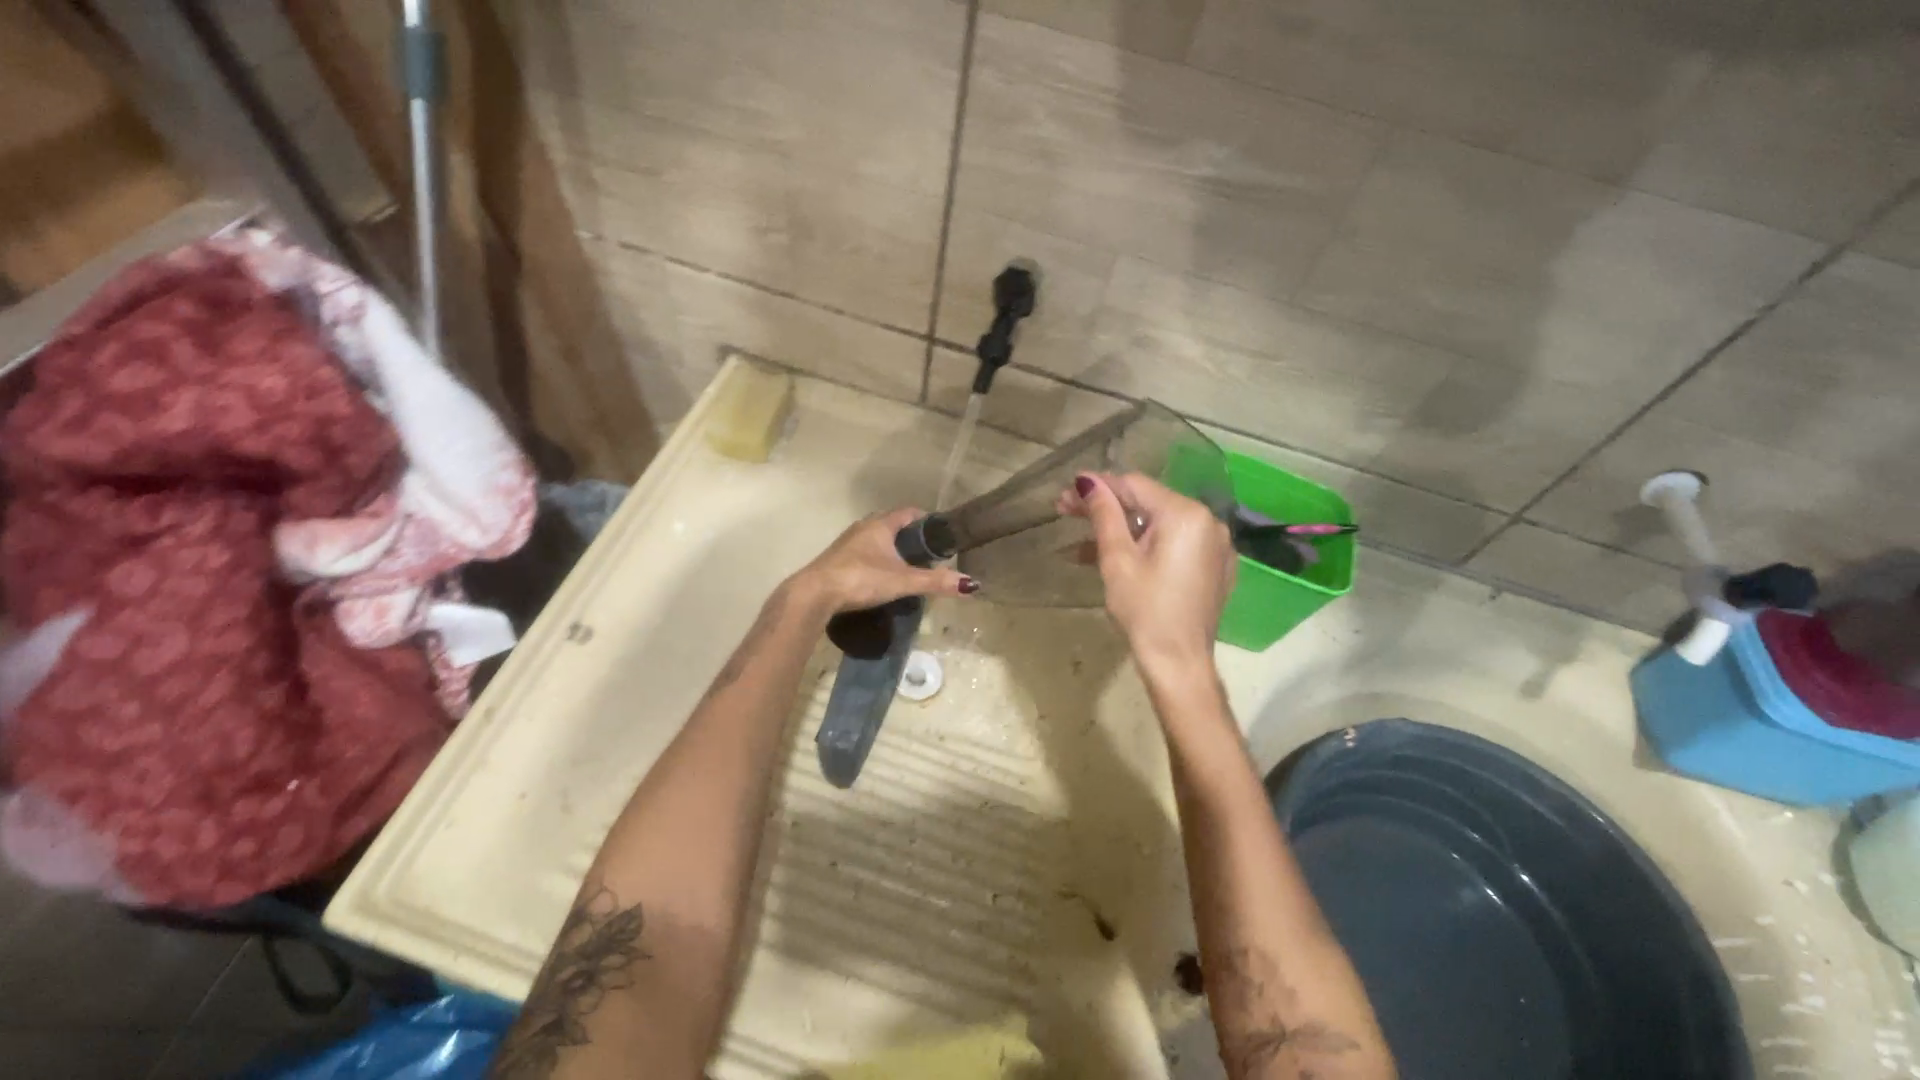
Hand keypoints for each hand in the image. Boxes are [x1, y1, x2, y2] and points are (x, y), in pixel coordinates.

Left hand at [788, 508, 975, 614]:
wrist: (815, 594)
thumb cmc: (861, 579)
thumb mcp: (903, 581)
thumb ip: (936, 582)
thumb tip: (972, 584)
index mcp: (880, 525)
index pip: (909, 512)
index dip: (926, 520)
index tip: (941, 534)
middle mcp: (863, 527)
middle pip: (892, 525)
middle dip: (911, 537)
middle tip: (929, 555)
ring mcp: (847, 543)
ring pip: (876, 540)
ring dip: (892, 550)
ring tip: (909, 568)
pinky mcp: (837, 560)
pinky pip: (863, 554)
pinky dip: (877, 561)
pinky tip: (882, 578)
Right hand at [1065, 472, 1235, 675]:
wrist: (1179, 664)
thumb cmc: (1144, 612)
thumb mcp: (1117, 560)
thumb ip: (1104, 515)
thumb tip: (1087, 481)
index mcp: (1185, 515)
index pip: (1135, 485)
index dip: (1098, 486)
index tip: (1067, 490)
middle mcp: (1208, 521)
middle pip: (1148, 503)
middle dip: (1107, 507)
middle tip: (1066, 511)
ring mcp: (1215, 545)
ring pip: (1159, 525)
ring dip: (1121, 530)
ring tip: (1082, 544)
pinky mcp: (1213, 566)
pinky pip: (1175, 544)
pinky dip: (1146, 546)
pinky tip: (1115, 557)